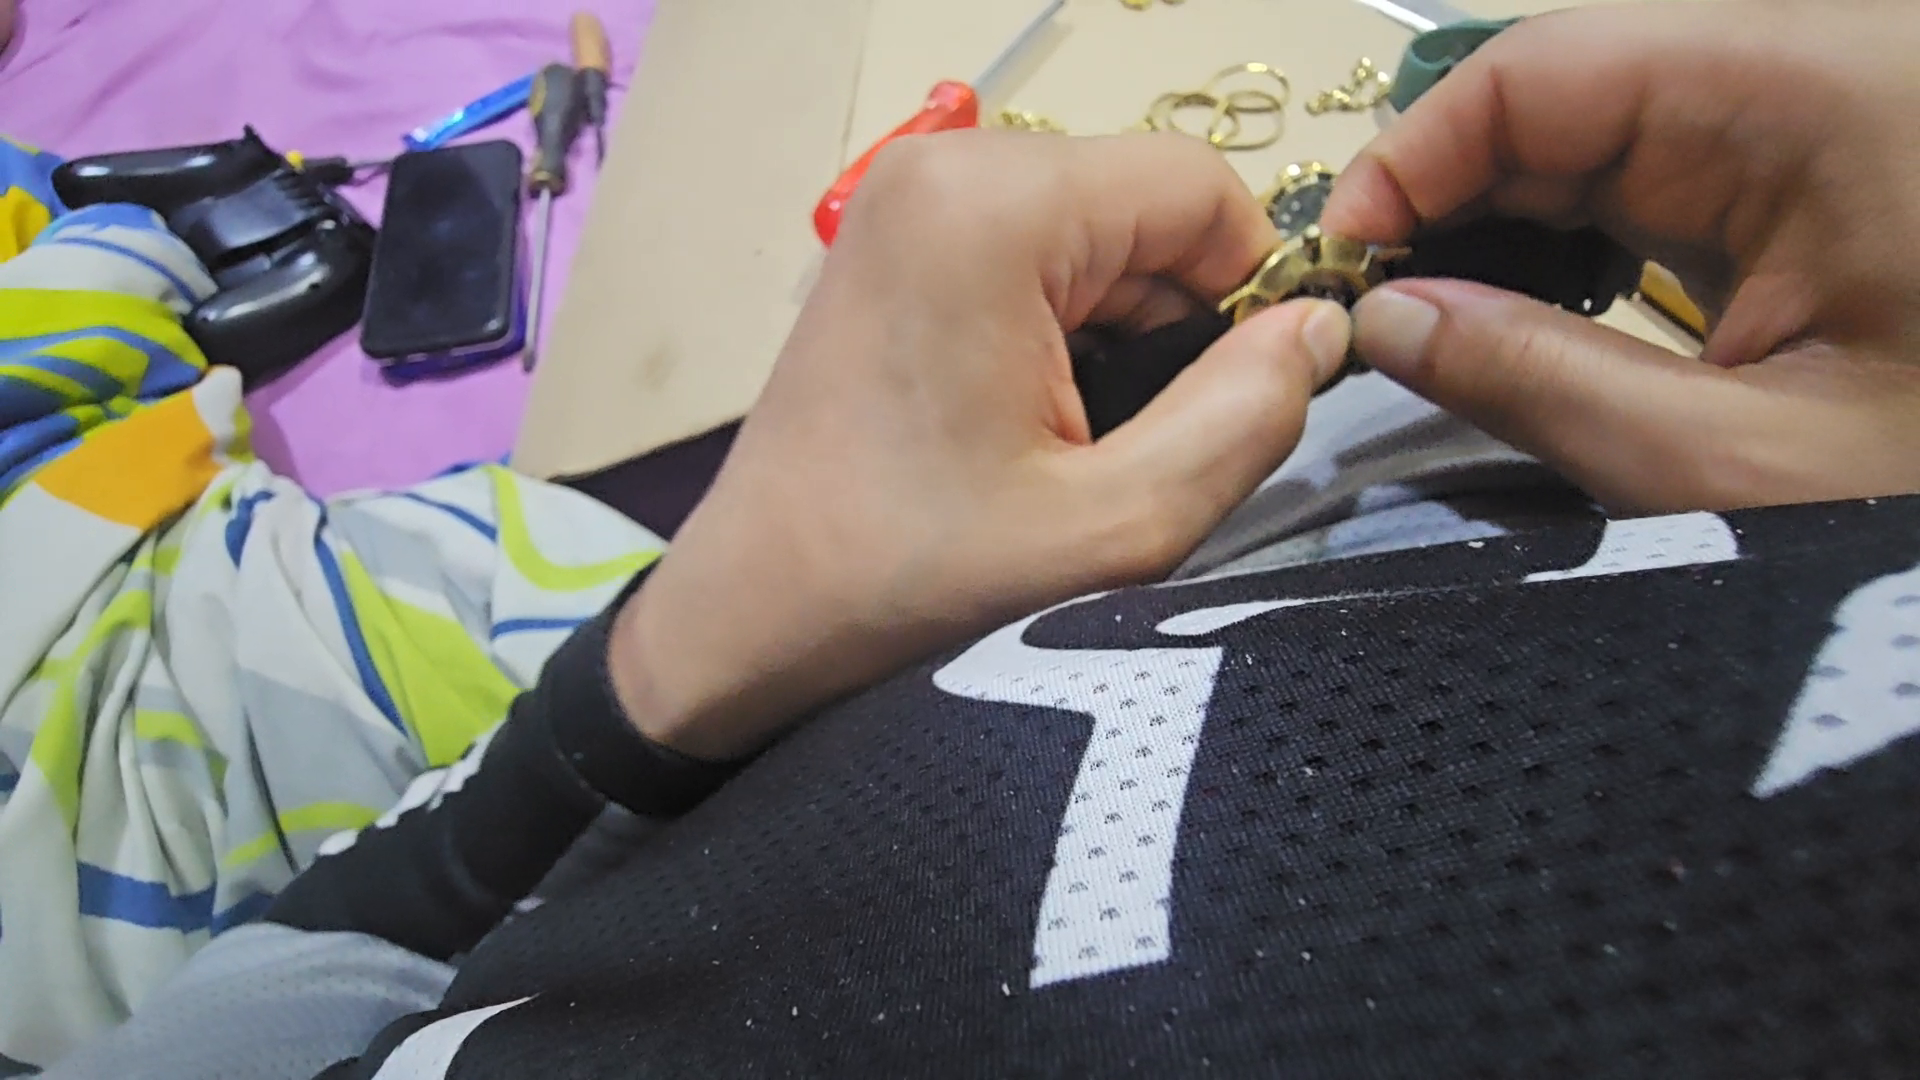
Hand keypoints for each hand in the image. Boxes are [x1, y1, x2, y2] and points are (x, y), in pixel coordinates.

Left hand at [609, 131, 1353, 759]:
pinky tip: (1021, 425)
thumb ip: (1243, 419)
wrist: (752, 612)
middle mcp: (938, 171)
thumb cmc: (913, 578)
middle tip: (1128, 449)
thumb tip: (1317, 331)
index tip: (1235, 399)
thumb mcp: (1110, 525)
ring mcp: (899, 208)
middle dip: (1171, 328)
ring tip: (1066, 450)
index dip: (1251, 293)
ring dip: (1112, 345)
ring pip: (1085, 245)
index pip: (1200, 190)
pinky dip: (1055, 339)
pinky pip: (1022, 266)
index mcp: (992, 206)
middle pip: (1138, 214)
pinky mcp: (886, 256)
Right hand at [1322, 0, 1919, 513]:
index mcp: (1830, 100)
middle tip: (1359, 308)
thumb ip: (1527, 380)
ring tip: (1414, 318)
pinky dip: (1535, 249)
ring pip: (1576, 144)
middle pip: (1551, 98)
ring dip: (1473, 229)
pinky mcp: (1790, 191)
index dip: (1407, 158)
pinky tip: (1498, 313)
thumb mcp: (1722, 464)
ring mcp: (1806, 136)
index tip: (1336, 264)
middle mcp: (1818, 83)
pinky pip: (1621, 188)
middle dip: (1429, 200)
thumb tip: (1377, 322)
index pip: (1541, 69)